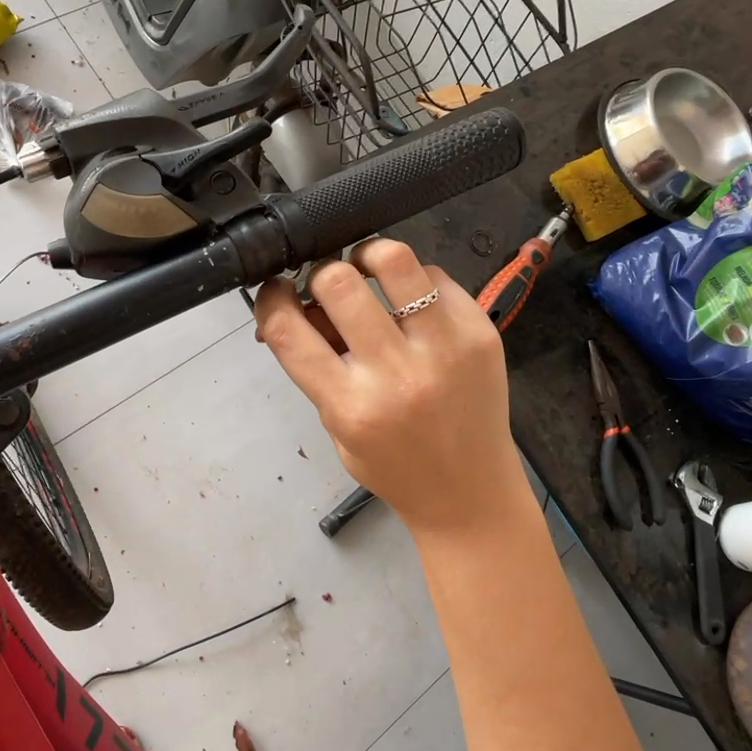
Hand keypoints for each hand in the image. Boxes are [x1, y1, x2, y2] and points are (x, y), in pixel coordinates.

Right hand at [254, 238, 528, 532]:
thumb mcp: (338, 428)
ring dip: (369, 256)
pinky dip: (416, 281)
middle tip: (329, 287)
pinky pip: (438, 277)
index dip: (271, 298)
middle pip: (338, 282)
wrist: (471, 494)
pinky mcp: (480, 333)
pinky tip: (413, 303)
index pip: (290, 330)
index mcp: (352, 407)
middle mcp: (397, 374)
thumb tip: (295, 306)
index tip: (276, 290)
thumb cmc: (394, 467)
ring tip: (368, 271)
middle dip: (321, 274)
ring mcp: (445, 349)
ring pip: (396, 260)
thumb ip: (316, 367)